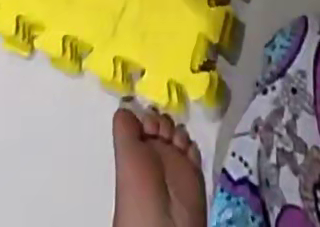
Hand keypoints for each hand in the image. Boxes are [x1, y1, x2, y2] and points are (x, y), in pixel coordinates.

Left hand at [111, 103, 204, 226]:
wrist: (165, 221)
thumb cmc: (139, 186)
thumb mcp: (126, 154)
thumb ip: (125, 128)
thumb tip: (125, 104)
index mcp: (136, 148)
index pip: (143, 120)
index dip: (147, 114)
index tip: (149, 120)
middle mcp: (154, 152)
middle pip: (163, 122)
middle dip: (165, 122)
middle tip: (163, 134)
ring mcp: (174, 160)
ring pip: (180, 132)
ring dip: (179, 133)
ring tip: (176, 146)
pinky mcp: (192, 170)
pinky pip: (194, 148)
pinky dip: (192, 147)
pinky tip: (187, 154)